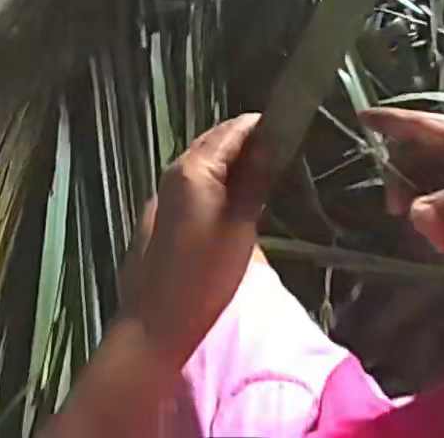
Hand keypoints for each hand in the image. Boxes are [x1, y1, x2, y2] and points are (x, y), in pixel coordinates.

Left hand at [123, 114, 269, 364]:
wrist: (159, 316)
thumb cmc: (206, 273)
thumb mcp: (240, 225)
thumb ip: (254, 181)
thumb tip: (270, 147)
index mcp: (195, 167)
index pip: (230, 131)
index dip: (257, 126)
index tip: (285, 127)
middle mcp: (177, 168)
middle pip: (214, 140)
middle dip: (244, 139)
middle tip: (278, 147)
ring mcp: (168, 186)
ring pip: (204, 157)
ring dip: (231, 156)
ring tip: (263, 166)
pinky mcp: (166, 205)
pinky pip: (196, 175)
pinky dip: (217, 173)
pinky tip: (235, 189)